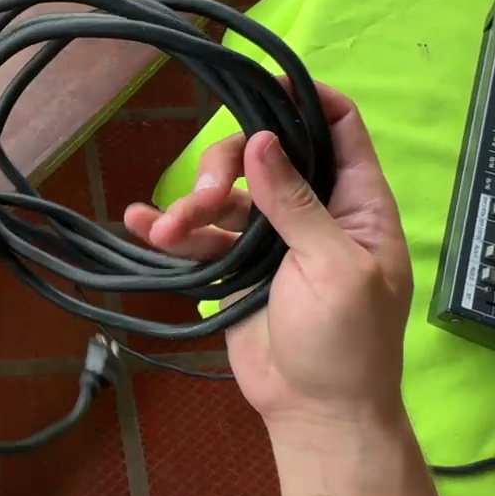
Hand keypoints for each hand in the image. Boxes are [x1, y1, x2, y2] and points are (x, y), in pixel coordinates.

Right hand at [122, 82, 412, 431]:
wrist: (314, 411)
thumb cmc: (349, 343)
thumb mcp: (335, 269)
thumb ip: (297, 204)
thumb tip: (263, 141)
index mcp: (354, 203)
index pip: (338, 128)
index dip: (305, 99)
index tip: (262, 84)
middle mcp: (309, 208)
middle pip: (262, 153)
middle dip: (224, 165)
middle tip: (203, 197)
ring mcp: (267, 235)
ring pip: (222, 192)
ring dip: (189, 203)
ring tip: (167, 230)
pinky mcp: (232, 262)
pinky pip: (199, 233)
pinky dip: (169, 227)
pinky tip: (140, 222)